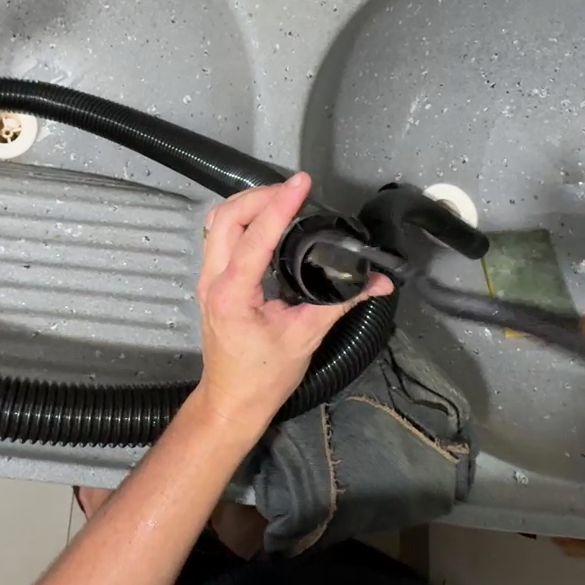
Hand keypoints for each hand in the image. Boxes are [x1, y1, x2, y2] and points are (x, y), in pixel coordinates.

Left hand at [192, 173, 391, 428]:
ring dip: (248, 204)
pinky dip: (242, 219)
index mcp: (233, 293)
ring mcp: (207, 278)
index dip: (279, 205)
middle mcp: (213, 279)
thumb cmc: (263, 376)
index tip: (301, 184)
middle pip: (226, 217)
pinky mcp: (211, 280)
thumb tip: (377, 281)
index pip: (255, 236)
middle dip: (259, 195)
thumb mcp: (305, 337)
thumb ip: (341, 302)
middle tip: (293, 190)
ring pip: (217, 223)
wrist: (232, 401)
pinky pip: (219, 236)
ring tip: (282, 198)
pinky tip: (266, 220)